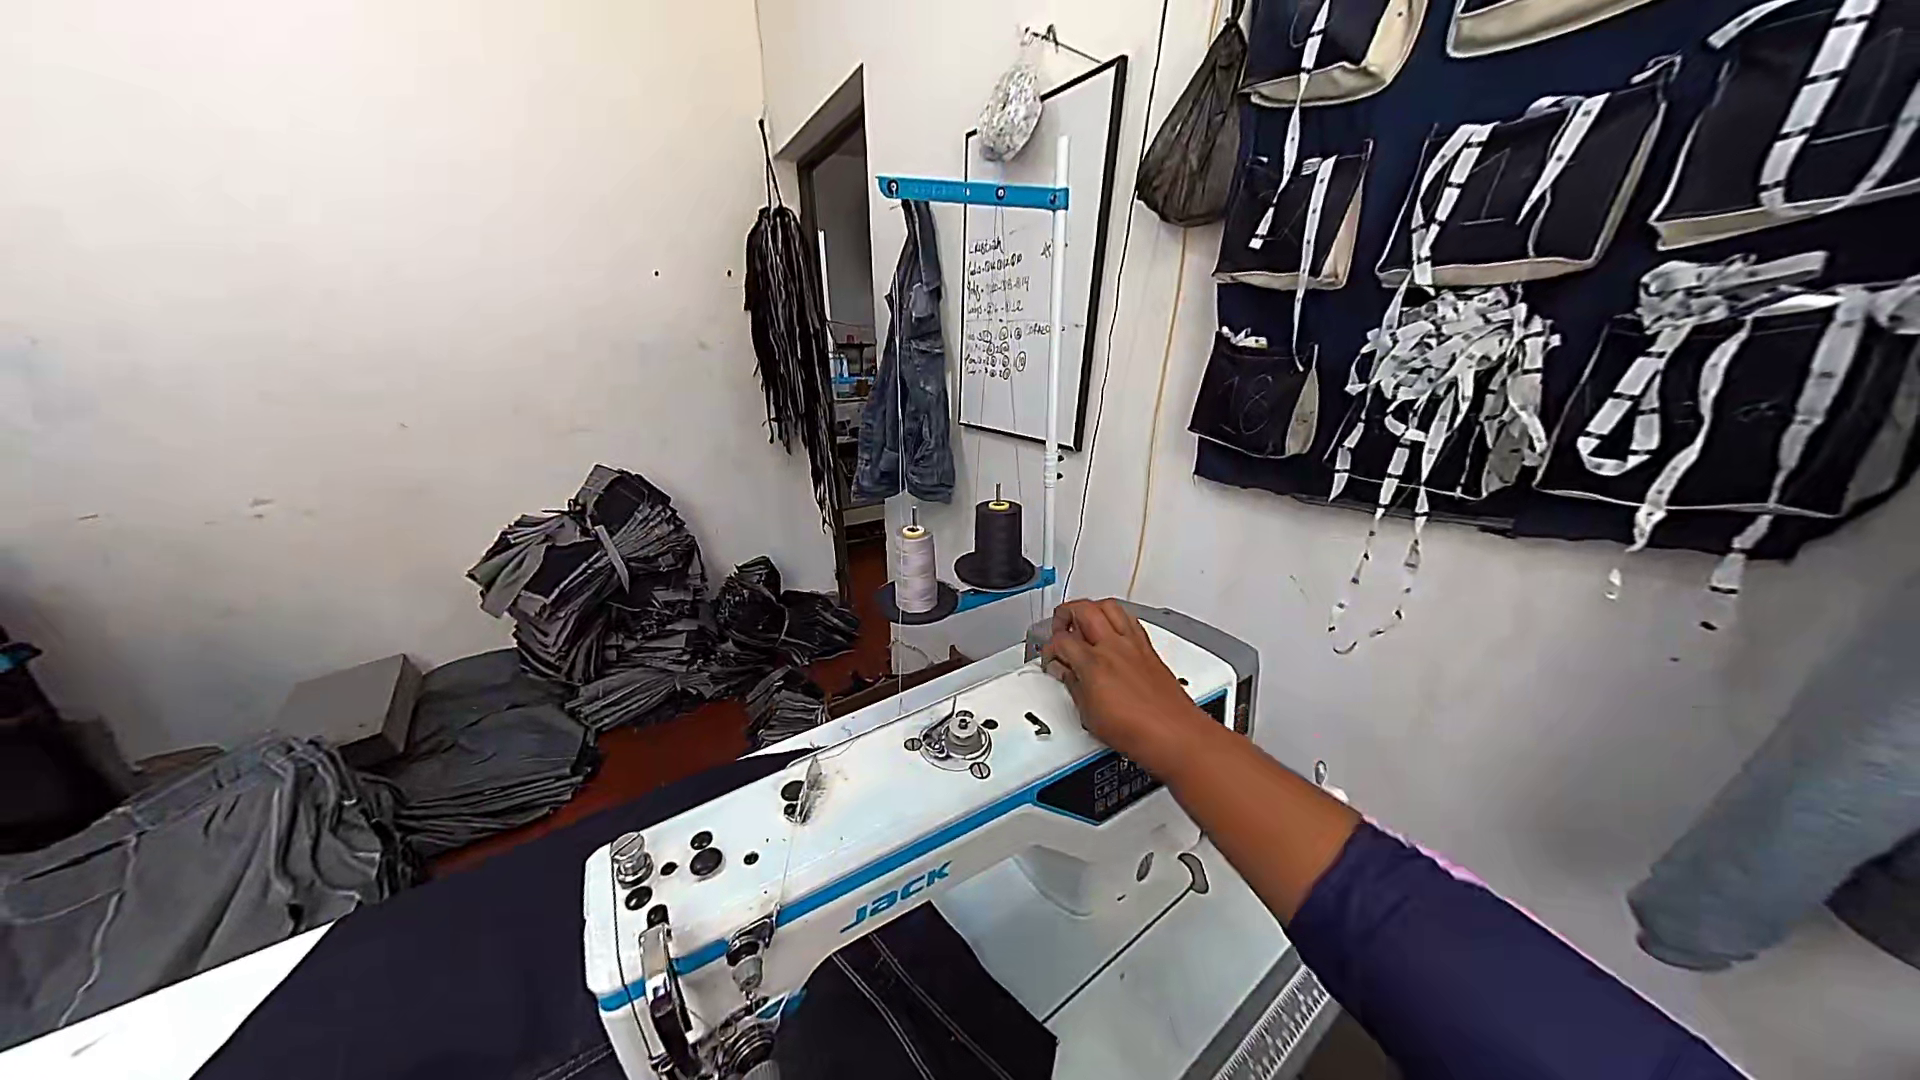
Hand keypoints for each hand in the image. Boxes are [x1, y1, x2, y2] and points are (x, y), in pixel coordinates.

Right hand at [1041, 599, 1218, 773]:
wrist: (1174, 735)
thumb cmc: (1138, 730)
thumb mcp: (1089, 715)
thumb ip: (1074, 686)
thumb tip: (1066, 673)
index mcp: (1094, 663)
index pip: (1062, 641)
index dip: (1050, 649)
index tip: (1051, 659)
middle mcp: (1114, 647)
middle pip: (1083, 609)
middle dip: (1065, 614)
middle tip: (1060, 628)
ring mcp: (1133, 645)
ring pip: (1109, 607)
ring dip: (1091, 610)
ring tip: (1084, 621)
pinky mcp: (1149, 650)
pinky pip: (1130, 620)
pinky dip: (1115, 618)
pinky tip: (1111, 630)